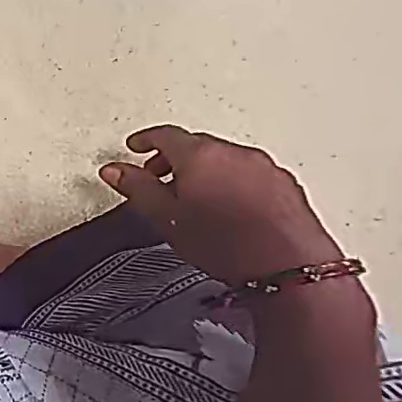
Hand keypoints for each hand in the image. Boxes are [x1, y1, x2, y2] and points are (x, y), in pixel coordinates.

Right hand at [98, 126, 344, 284]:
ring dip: (202, 171)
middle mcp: (234, 153)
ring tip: (190, 200)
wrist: (287, 267)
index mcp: (200, 155)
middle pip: (195, 145)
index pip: (165, 135)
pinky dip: (228, 182)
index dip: (145, 140)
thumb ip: (137, 187)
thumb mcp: (165, 217)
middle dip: (171, 158)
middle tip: (155, 176)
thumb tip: (115, 170)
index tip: (136, 146)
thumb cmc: (227, 243)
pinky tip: (222, 209)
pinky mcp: (284, 184)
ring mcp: (263, 167)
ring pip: (222, 159)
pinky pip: (247, 173)